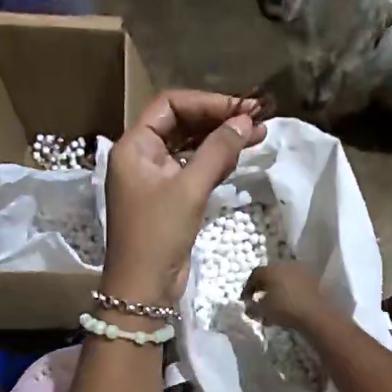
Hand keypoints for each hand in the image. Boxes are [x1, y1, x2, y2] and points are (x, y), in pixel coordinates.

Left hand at [102, 90, 265, 305]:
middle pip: (182, 124)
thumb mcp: (189, 189)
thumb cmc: (158, 234)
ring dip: (221, 141)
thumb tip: (245, 121)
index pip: (170, 106)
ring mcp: (156, 180)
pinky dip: (215, 163)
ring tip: (257, 135)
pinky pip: (193, 170)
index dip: (207, 103)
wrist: (143, 289)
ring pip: (190, 148)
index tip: (242, 108)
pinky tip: (239, 157)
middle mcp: (142, 157)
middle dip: (218, 120)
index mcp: (134, 147)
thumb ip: (217, 151)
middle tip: (257, 120)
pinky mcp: (170, 200)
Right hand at [243, 264, 332, 331]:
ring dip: (278, 288)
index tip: (246, 300)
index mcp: (270, 270)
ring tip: (275, 303)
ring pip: (284, 278)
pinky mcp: (313, 279)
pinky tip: (290, 303)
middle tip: (260, 299)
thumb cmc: (284, 310)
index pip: (254, 275)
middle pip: (270, 274)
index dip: (248, 288)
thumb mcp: (263, 311)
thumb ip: (252, 308)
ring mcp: (301, 271)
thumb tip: (249, 306)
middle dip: (263, 286)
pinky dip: (290, 290)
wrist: (315, 314)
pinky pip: (296, 282)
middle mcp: (285, 265)